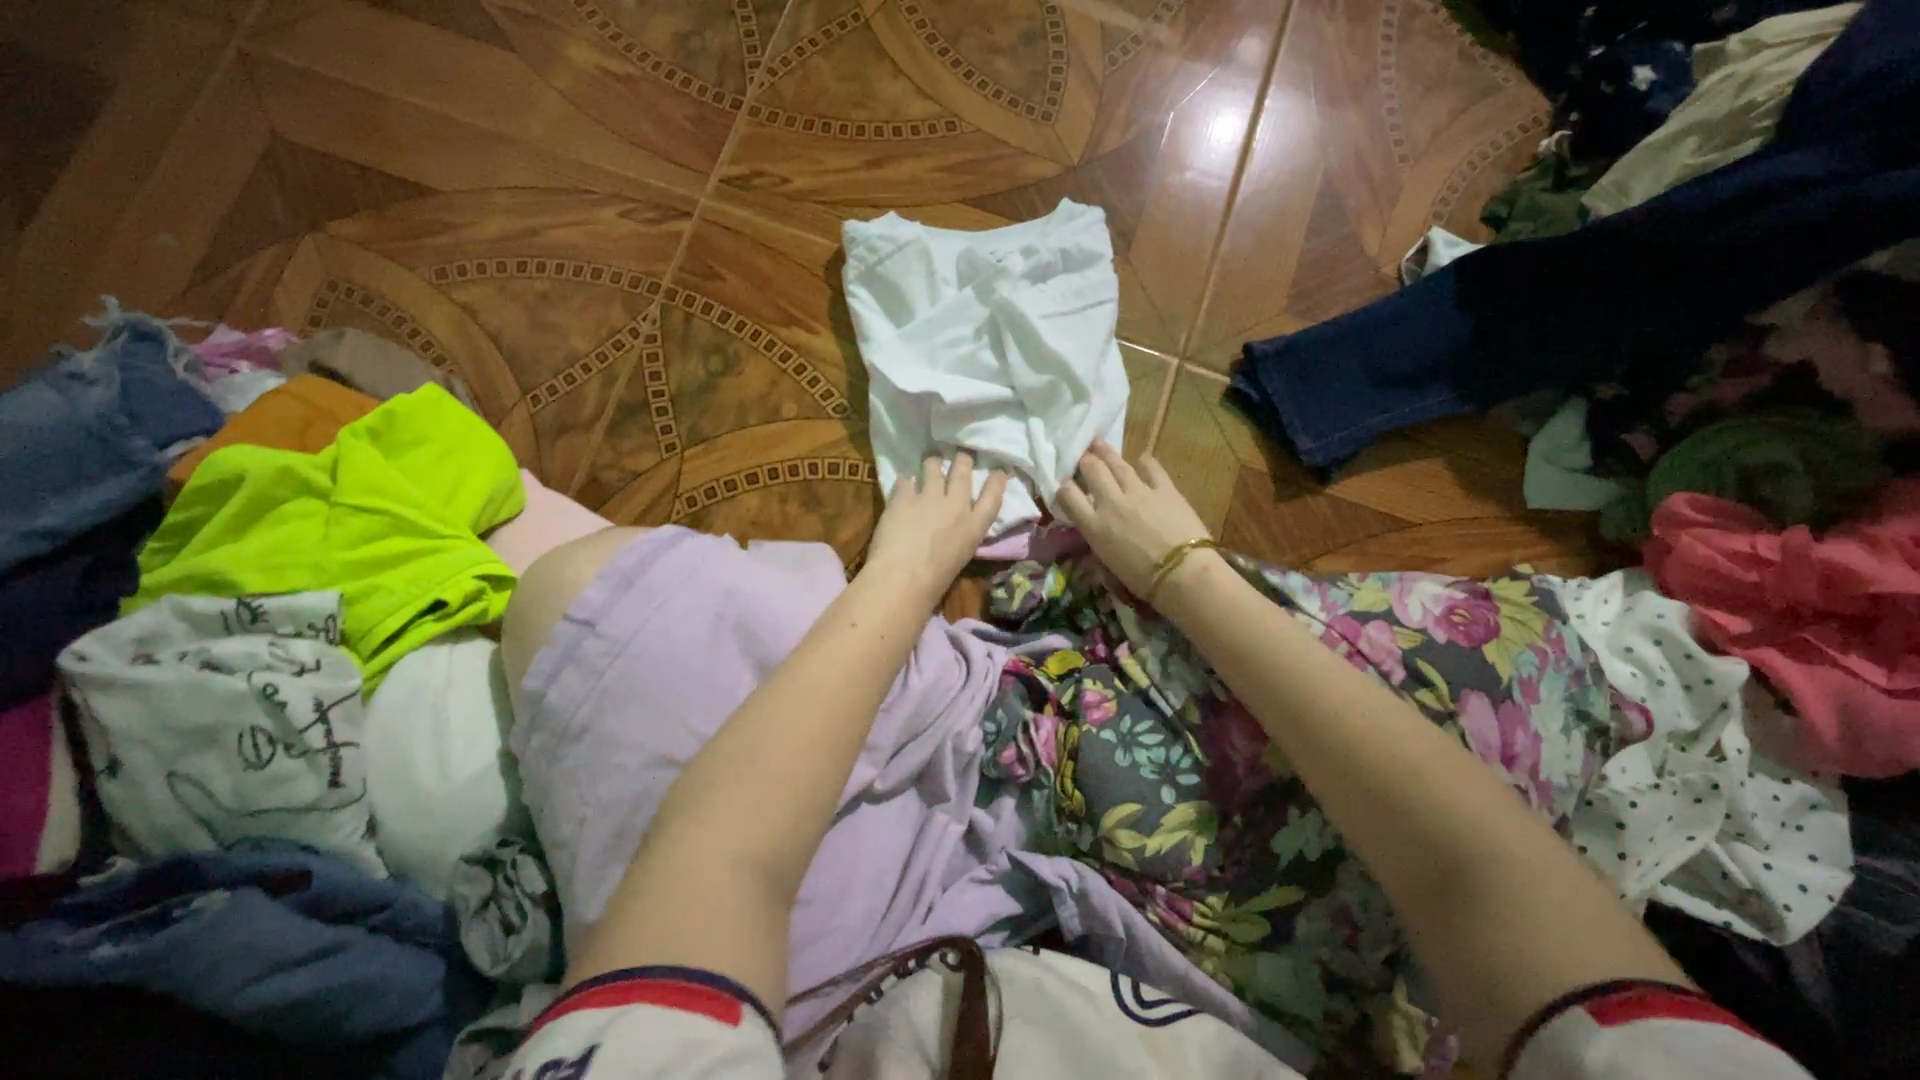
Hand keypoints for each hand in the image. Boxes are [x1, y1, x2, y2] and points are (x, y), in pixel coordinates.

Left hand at [866, 452, 1008, 602]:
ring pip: (933, 467)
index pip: (992, 497)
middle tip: (960, 454)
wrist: (904, 577)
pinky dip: (905, 480)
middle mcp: (955, 506)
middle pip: (962, 472)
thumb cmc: (934, 581)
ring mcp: (928, 497)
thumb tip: (954, 527)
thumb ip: (961, 535)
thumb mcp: (961, 556)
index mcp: (974, 527)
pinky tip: (903, 482)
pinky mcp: (903, 496)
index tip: (999, 470)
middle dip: (963, 460)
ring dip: (932, 462)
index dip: (997, 482)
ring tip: (930, 459)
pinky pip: (905, 479)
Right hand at [1056, 439, 1212, 599]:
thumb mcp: (1108, 565)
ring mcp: (1139, 492)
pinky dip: (1146, 462)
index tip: (1065, 483)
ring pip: (1117, 464)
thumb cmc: (1142, 581)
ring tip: (1098, 443)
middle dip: (1084, 461)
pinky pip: (1152, 468)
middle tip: (1083, 456)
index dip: (1064, 486)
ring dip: (1106, 452)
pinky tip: (1142, 458)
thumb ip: (1098, 542)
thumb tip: (1096, 532)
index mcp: (1094, 526)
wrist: (1182, 574)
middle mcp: (1111, 502)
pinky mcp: (1165, 489)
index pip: (1068, 496)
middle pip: (1091, 470)